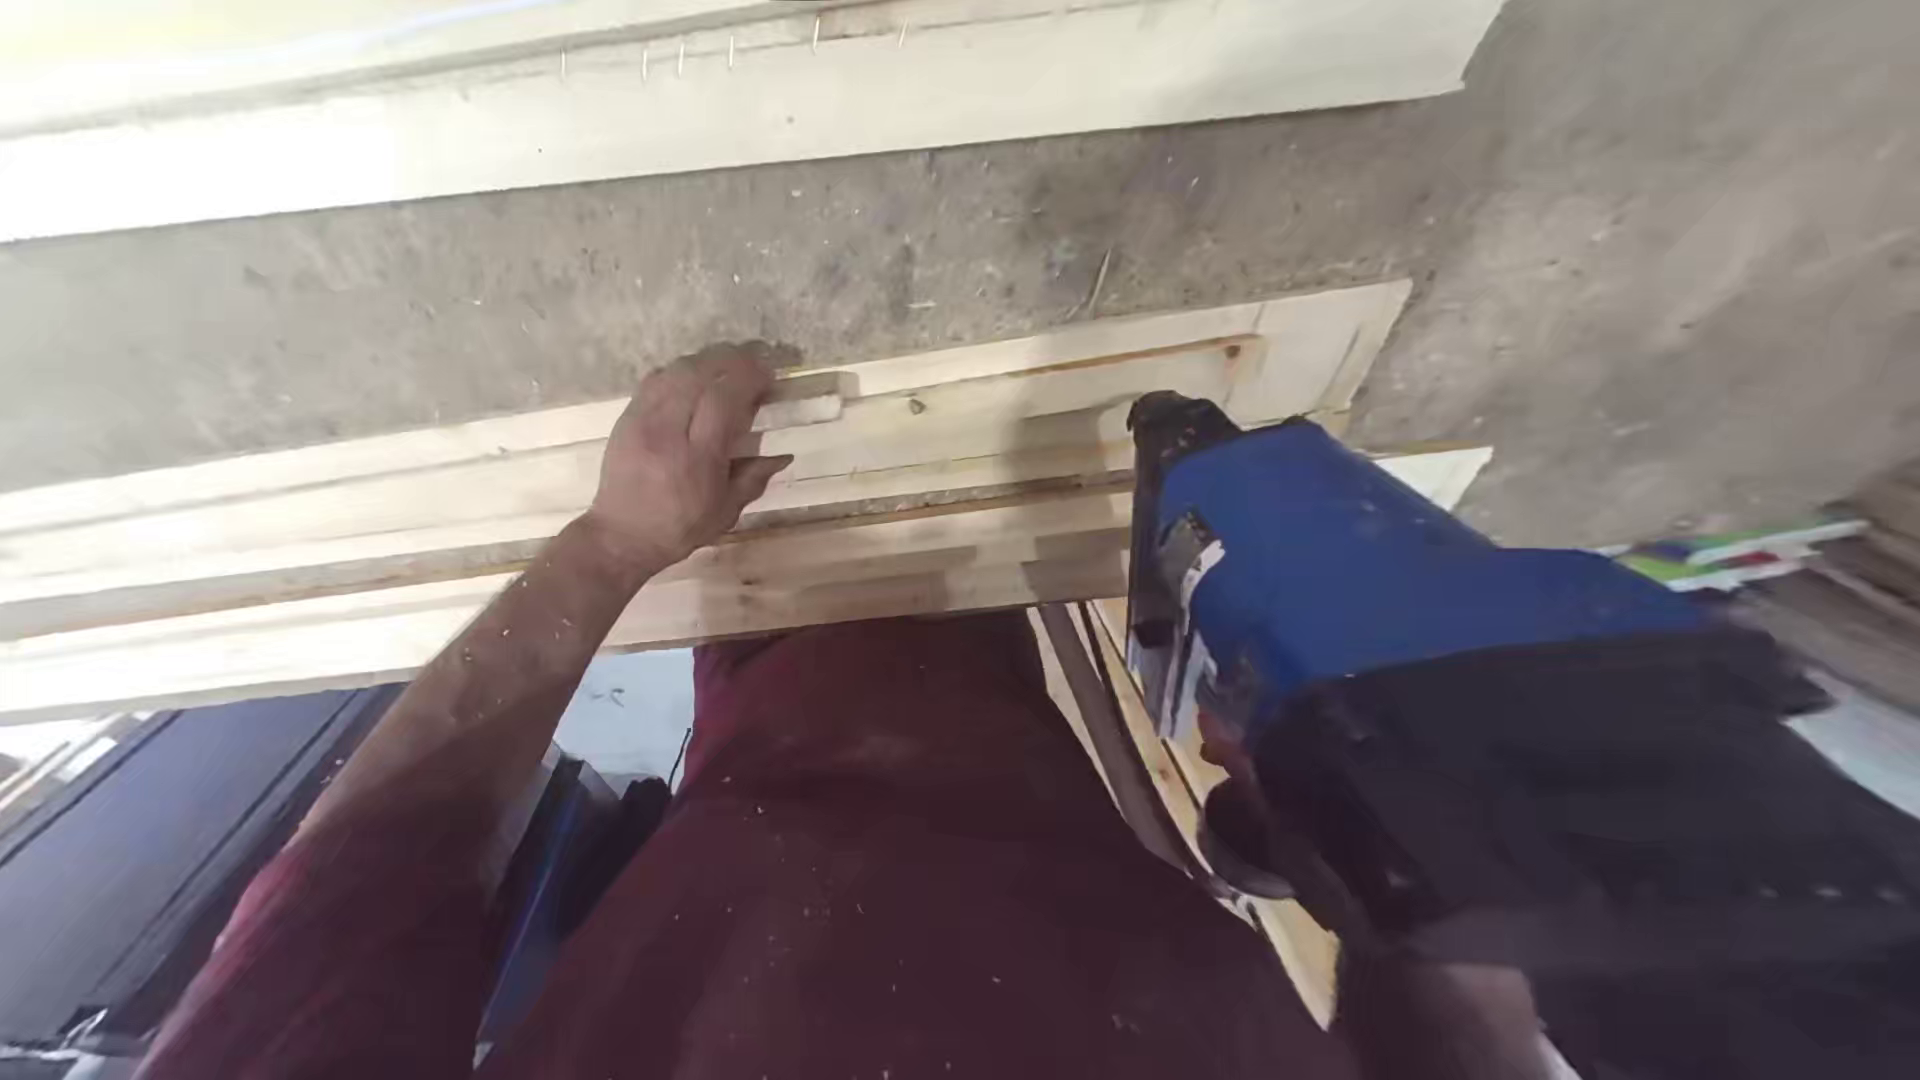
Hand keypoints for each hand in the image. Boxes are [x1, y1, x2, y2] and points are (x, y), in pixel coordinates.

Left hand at [582, 342, 795, 569]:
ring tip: (729, 361)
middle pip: (698, 376)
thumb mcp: (727, 510)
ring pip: (675, 371)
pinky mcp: (626, 418)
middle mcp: (668, 431)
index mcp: (697, 458)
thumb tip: (783, 455)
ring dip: (706, 359)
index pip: (723, 400)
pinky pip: (655, 380)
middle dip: (731, 359)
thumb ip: (755, 478)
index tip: (769, 372)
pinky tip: (696, 373)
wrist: (623, 534)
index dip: (748, 378)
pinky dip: (680, 369)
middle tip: (755, 356)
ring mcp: (642, 421)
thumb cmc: (682, 527)